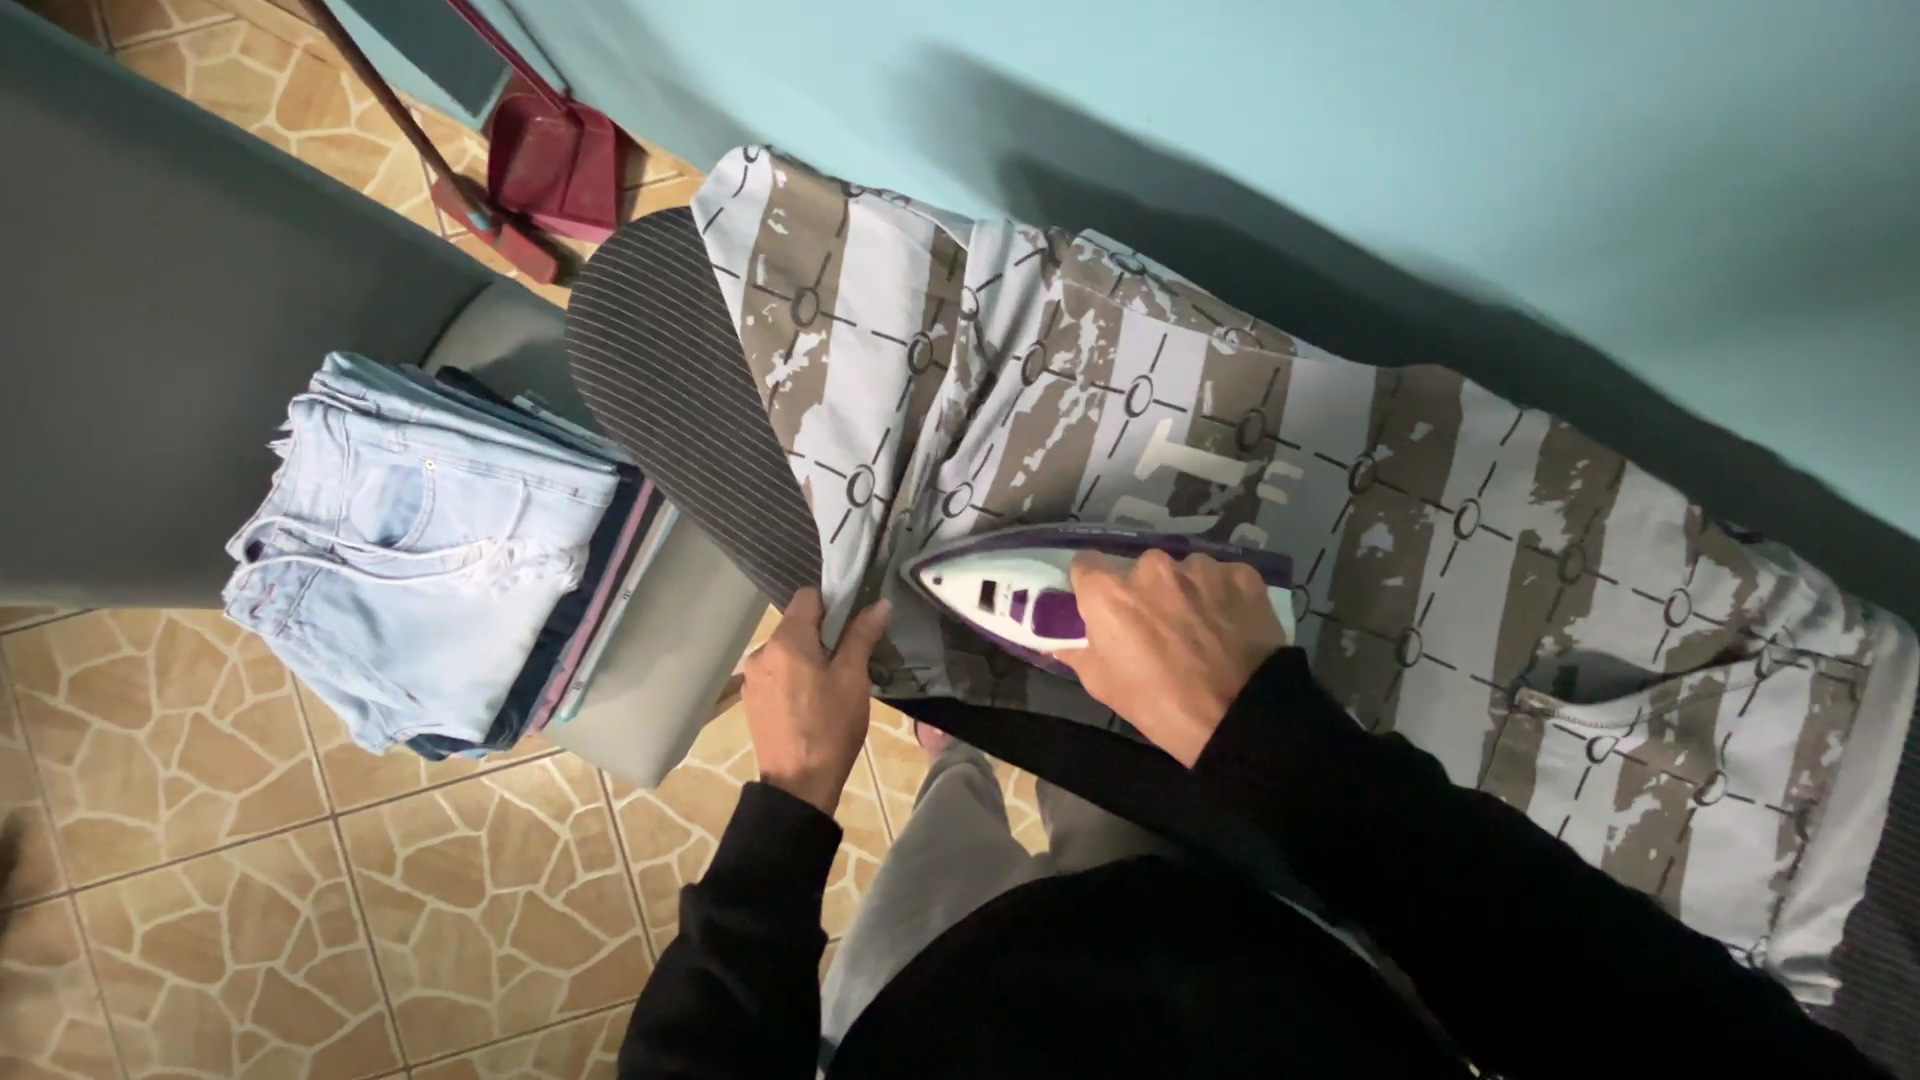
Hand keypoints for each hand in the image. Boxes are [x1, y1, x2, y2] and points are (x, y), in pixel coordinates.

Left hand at [742, 589, 890, 813]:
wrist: (798, 785)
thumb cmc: (830, 727)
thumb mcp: (853, 678)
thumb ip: (862, 635)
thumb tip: (878, 603)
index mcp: (785, 640)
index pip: (808, 596)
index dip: (833, 604)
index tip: (853, 626)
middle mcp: (761, 651)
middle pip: (795, 624)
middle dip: (822, 634)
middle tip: (848, 659)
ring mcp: (751, 678)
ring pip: (785, 650)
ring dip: (807, 656)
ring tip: (830, 685)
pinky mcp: (750, 700)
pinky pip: (776, 673)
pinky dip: (793, 677)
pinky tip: (810, 702)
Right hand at [1054, 550, 1287, 766]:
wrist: (1242, 717)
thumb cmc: (1160, 704)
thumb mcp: (1102, 684)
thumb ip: (1074, 650)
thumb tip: (1056, 639)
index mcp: (1109, 591)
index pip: (1086, 564)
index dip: (1092, 586)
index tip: (1102, 607)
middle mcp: (1151, 566)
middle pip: (1138, 569)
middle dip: (1143, 592)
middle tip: (1157, 628)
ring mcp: (1199, 567)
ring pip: (1182, 572)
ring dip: (1184, 593)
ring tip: (1200, 630)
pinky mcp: (1240, 573)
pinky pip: (1221, 578)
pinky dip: (1221, 596)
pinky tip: (1229, 625)